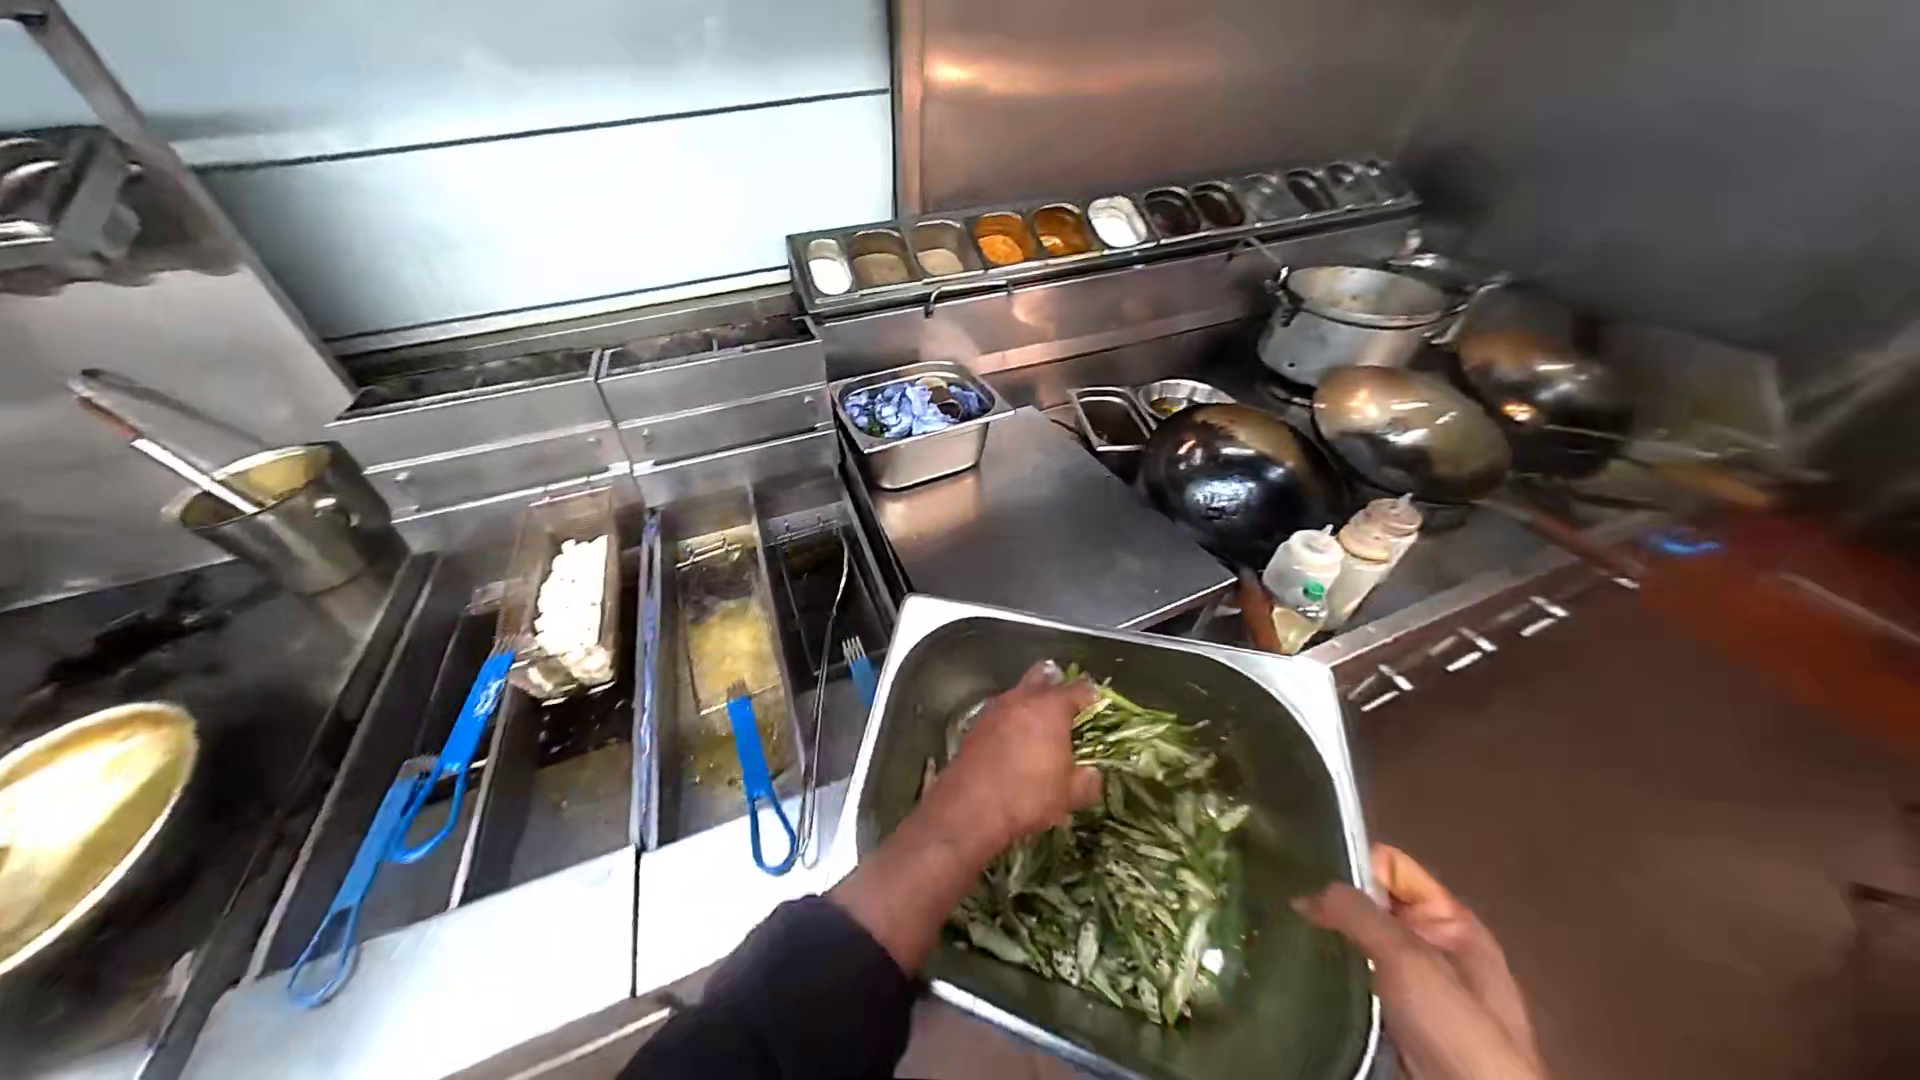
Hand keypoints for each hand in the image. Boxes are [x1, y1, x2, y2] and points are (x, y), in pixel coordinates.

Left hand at [923, 661, 1102, 853]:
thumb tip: (1092, 775)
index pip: (1079, 689)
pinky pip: (1000, 713)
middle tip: (1066, 705)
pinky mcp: (975, 726)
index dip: (1091, 697)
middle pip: (1042, 678)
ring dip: (1030, 703)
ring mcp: (995, 710)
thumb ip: (1087, 781)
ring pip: (1018, 694)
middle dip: (1056, 686)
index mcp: (1050, 708)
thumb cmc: (1027, 796)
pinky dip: (1011, 720)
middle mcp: (1021, 699)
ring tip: (1040, 723)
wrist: (970, 808)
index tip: (1097, 706)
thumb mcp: (1069, 795)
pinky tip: (1014, 739)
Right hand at [1294, 845, 1546, 1079]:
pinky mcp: (1391, 1019)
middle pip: (1369, 903)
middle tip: (1287, 901)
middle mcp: (1432, 946)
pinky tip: (1300, 966)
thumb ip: (1357, 913)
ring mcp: (1412, 986)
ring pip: (1357, 942)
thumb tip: (1304, 892)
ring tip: (1285, 931)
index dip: (1352, 863)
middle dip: (1330, 902)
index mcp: (1451, 922)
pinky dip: (1328, 970)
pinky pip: (1352, 978)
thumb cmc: (1456, 1030)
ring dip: (1326, 939)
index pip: (1390, 866)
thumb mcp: (1409, 960)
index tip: (1306, 872)